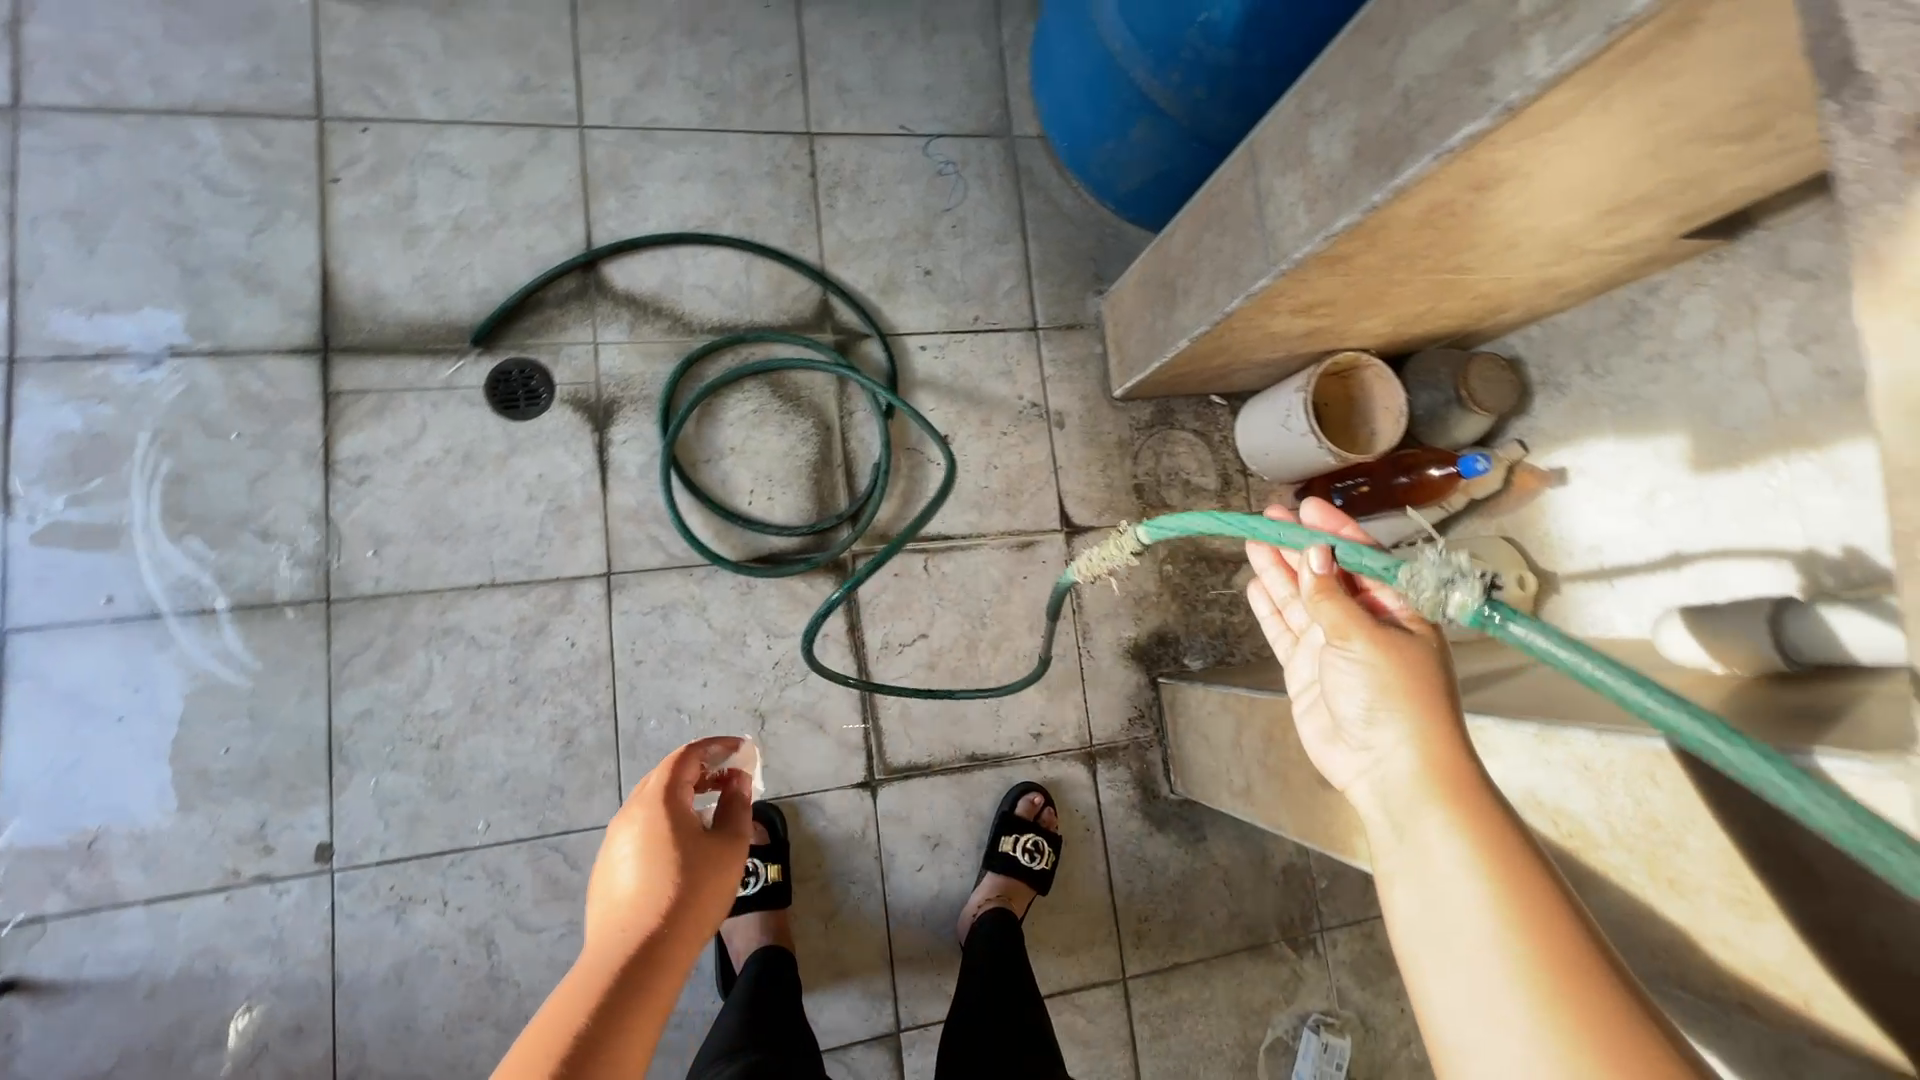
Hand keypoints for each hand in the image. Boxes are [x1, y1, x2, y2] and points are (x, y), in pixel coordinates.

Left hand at [582, 737, 753, 958]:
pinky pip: (641, 831)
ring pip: (651, 805)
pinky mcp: (607, 869)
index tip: (742, 750)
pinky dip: (667, 823)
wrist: (635, 957)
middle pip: (666, 776)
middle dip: (701, 770)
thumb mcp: (729, 847)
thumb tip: (737, 781)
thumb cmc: (690, 894)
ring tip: (712, 812)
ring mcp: (613, 841)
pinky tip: (684, 849)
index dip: (717, 747)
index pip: (688, 755)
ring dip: (683, 798)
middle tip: (730, 779)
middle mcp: (630, 812)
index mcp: (659, 798)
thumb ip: (736, 806)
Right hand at [1243, 498, 1475, 809]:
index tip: (1304, 508)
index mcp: (1396, 607)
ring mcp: (1332, 646)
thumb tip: (1314, 554)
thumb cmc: (1396, 698)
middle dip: (1296, 546)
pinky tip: (1256, 584)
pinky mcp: (1307, 670)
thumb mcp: (1366, 637)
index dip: (1332, 531)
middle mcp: (1364, 621)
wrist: (1389, 768)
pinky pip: (1284, 630)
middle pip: (1324, 575)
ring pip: (1299, 599)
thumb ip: (1331, 597)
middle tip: (1266, 517)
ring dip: (1278, 570)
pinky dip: (1269, 608)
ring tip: (1254, 540)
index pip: (1360, 558)